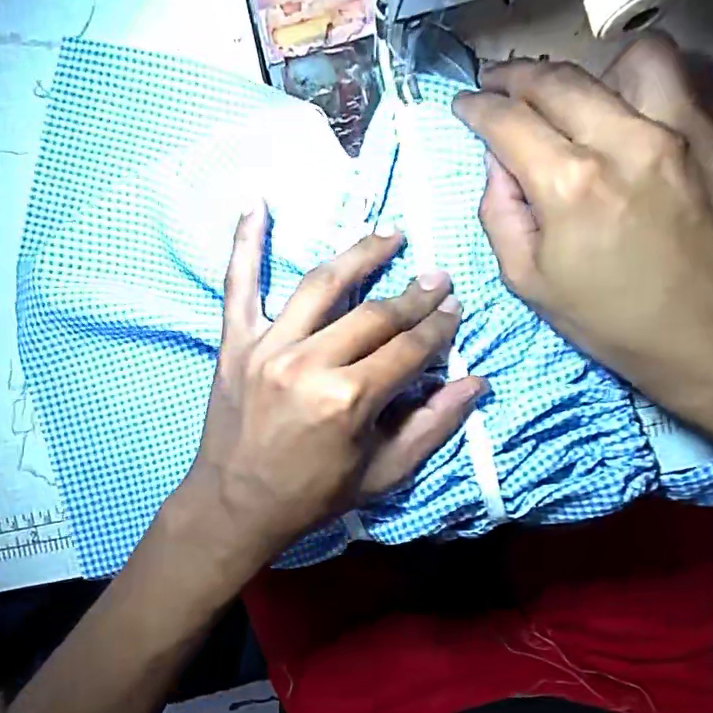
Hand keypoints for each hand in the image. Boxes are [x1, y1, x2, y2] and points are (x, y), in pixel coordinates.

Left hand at [171, 206, 485, 581]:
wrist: (236, 507)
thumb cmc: (315, 495)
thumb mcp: (385, 472)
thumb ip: (433, 425)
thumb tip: (477, 382)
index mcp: (349, 400)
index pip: (408, 349)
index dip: (438, 328)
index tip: (456, 308)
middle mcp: (309, 364)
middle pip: (374, 315)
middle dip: (413, 296)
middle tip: (438, 277)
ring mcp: (267, 348)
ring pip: (321, 286)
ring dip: (359, 255)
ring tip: (390, 233)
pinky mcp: (235, 343)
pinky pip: (239, 285)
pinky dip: (245, 244)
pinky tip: (256, 205)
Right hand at [451, 35, 712, 423]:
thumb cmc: (613, 320)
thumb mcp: (531, 283)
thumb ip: (500, 214)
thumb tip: (498, 160)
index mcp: (572, 185)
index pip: (509, 120)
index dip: (478, 106)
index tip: (468, 103)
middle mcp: (631, 141)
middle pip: (560, 78)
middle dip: (517, 76)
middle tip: (504, 86)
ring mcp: (692, 130)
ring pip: (640, 56)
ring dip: (603, 72)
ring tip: (595, 99)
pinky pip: (696, 83)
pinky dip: (662, 94)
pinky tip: (651, 125)